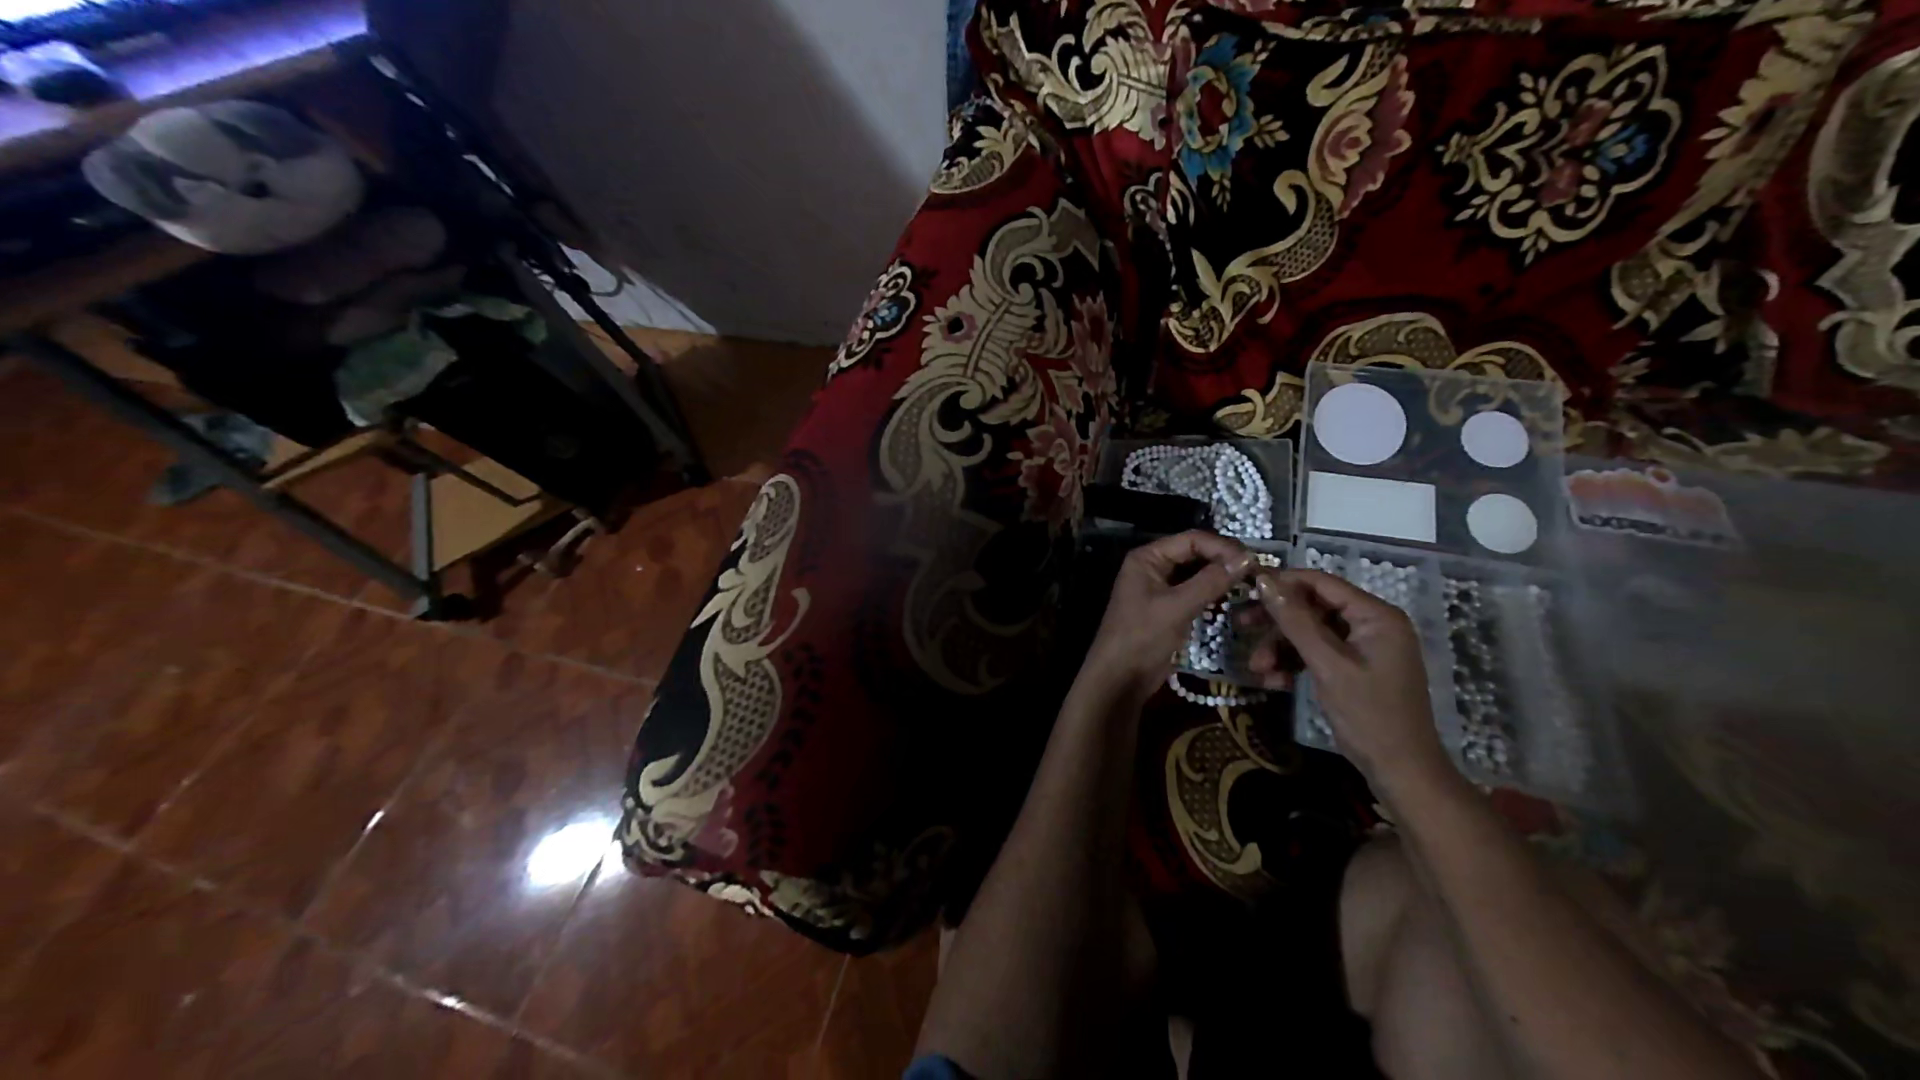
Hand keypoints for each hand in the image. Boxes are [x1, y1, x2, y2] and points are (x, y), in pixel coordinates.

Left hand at [1083, 531, 1254, 704]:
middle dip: (1224, 561)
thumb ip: (1210, 581)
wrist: (1120, 677)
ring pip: (1198, 574)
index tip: (1252, 561)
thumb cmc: (1141, 636)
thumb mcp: (1176, 607)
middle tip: (1258, 572)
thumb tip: (1247, 559)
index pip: (1192, 540)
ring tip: (1253, 584)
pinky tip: (1236, 598)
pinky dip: (1214, 593)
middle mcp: (1154, 567)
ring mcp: (1161, 588)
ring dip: (1222, 577)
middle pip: (1196, 554)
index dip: (1222, 547)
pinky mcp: (1170, 608)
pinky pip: (1196, 592)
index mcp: (1147, 558)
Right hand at [1248, 569, 1450, 789]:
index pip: (1321, 583)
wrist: (1400, 770)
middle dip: (1277, 621)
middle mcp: (1372, 624)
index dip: (1282, 583)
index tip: (1244, 591)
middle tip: (1240, 626)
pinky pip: (1317, 653)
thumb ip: (1296, 621)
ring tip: (1258, 668)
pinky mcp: (1354, 667)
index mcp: (1376, 615)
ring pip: (1310, 632)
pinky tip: (1274, 681)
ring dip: (1280, 647)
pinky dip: (1294, 663)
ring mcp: (1364, 647)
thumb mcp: (1327, 664)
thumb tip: (1264, 581)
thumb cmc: (1368, 713)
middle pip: (1313, 607)